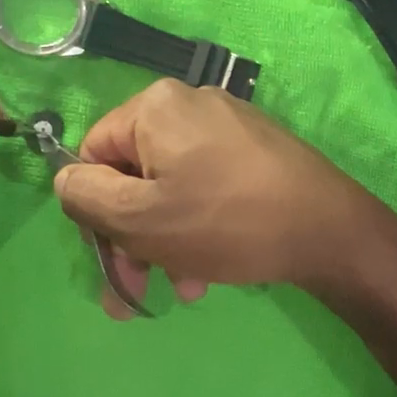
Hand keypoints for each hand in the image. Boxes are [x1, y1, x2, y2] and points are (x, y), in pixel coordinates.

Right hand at [52, 79, 396, 312]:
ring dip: (167, 244)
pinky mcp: (258, 152)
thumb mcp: (139, 218)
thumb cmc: (226, 222)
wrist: (329, 230)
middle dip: (134, 239)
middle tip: (138, 292)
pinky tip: (209, 273)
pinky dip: (200, 228)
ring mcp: (230, 126)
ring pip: (173, 189)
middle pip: (136, 175)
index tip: (112, 259)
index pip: (94, 155)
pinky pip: (208, 188)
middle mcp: (191, 104)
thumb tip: (67, 179)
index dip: (94, 212)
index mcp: (155, 107)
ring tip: (185, 291)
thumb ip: (86, 196)